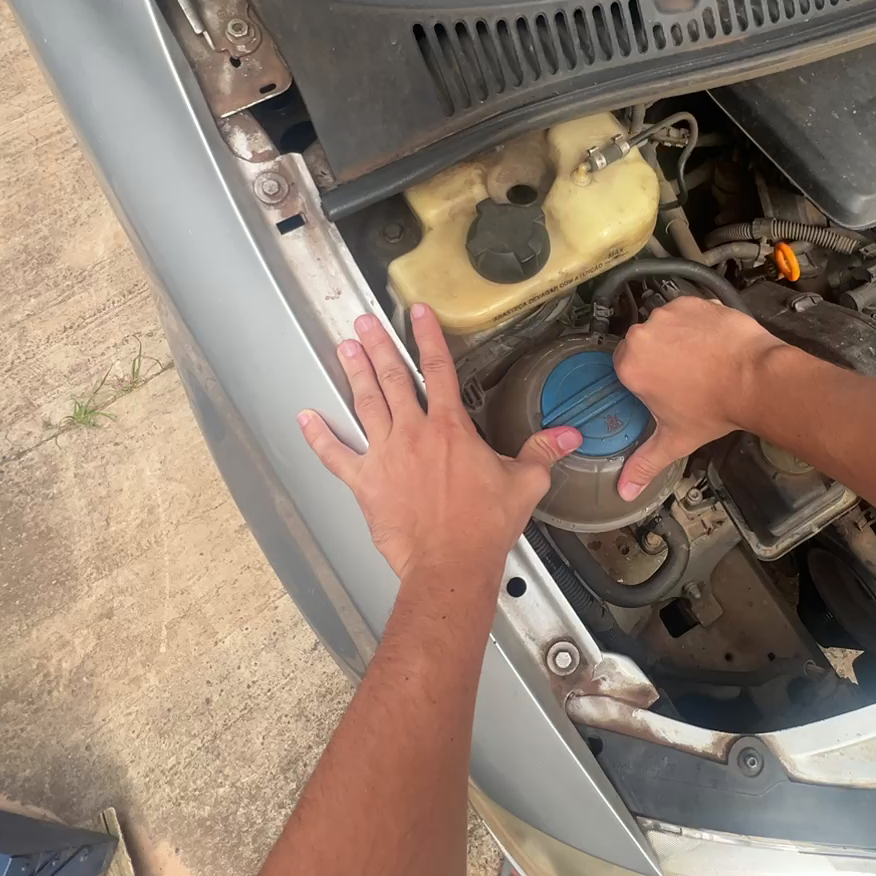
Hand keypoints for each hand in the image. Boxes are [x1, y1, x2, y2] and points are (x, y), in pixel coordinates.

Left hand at [299, 305, 581, 579]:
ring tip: (344, 348)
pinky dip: (319, 437)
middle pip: (394, 379)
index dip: (428, 336)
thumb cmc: (486, 525)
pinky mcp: (365, 483)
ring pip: (366, 405)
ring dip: (354, 374)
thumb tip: (570, 435)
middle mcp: (414, 433)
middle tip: (364, 321)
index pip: (439, 369)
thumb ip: (543, 452)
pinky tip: (305, 417)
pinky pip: (336, 456)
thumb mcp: (524, 483)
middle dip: (379, 346)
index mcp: (450, 428)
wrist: (451, 563)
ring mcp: (385, 456)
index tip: (417, 312)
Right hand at [611, 296, 790, 500]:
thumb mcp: (675, 440)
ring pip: (666, 326)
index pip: (624, 366)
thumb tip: (625, 491)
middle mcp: (643, 334)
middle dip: (661, 356)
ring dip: (679, 337)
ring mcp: (670, 314)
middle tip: (686, 375)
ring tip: (702, 359)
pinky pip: (688, 310)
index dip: (646, 377)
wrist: (757, 380)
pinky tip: (712, 343)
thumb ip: (644, 464)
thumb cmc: (715, 408)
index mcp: (630, 365)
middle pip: (644, 343)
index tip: (663, 386)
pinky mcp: (695, 302)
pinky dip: (698, 323)